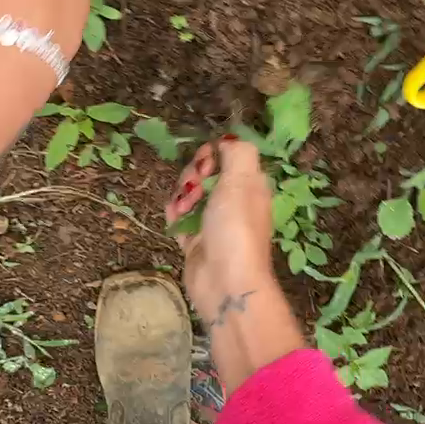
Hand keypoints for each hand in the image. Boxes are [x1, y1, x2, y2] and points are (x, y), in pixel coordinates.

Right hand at [167, 141, 304, 391]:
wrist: (225, 282)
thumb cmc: (236, 227)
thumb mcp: (243, 179)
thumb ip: (238, 151)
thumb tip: (227, 141)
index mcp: (250, 185)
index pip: (228, 156)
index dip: (212, 154)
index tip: (207, 162)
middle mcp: (233, 201)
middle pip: (204, 173)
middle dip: (193, 174)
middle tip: (194, 187)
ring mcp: (213, 222)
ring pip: (189, 194)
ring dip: (181, 194)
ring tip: (184, 209)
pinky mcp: (195, 241)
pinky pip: (179, 218)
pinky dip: (174, 213)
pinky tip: (175, 217)